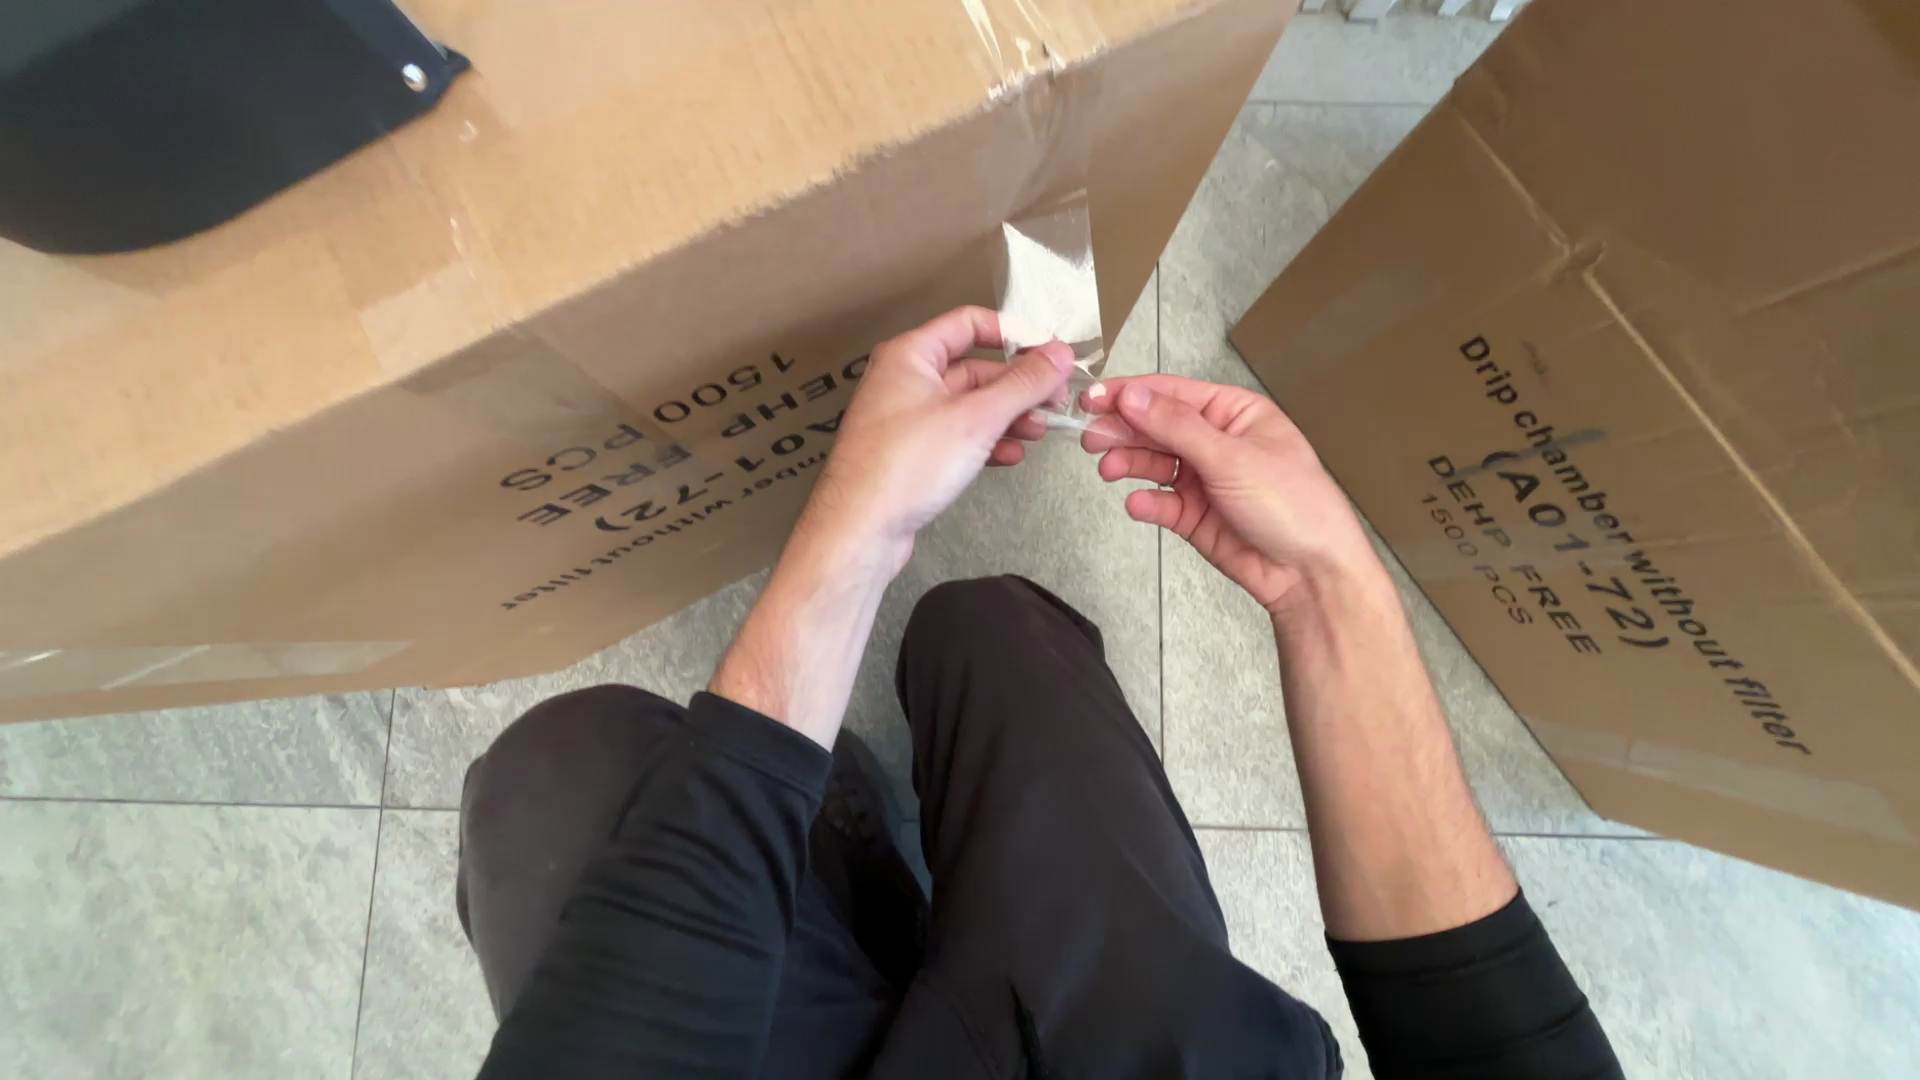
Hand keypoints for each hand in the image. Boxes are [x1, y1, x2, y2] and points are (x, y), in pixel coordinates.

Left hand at [796, 306, 1075, 570]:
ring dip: (1007, 416)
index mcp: (910, 356)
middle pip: (974, 368)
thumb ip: (1022, 384)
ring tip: (1037, 431)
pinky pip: (957, 436)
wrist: (861, 530)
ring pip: (969, 406)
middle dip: (1017, 385)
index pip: (969, 323)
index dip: (1014, 334)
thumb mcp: (975, 419)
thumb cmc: (900, 469)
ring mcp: (907, 419)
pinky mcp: (911, 453)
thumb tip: (1056, 356)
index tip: (1048, 352)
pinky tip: (1010, 455)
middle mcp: (904, 381)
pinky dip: (986, 442)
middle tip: (1053, 400)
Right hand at [1079, 375, 1376, 616]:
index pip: (1171, 394)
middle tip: (1091, 440)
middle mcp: (1214, 442)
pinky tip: (1139, 505)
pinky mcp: (1194, 515)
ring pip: (1152, 464)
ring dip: (1129, 465)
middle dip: (1122, 431)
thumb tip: (1133, 395)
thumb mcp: (1232, 457)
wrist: (1309, 574)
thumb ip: (1176, 426)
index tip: (1092, 400)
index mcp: (1231, 414)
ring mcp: (1203, 479)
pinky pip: (1160, 503)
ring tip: (1109, 471)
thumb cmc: (1293, 504)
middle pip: (1155, 428)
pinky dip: (1146, 503)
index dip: (1130, 394)